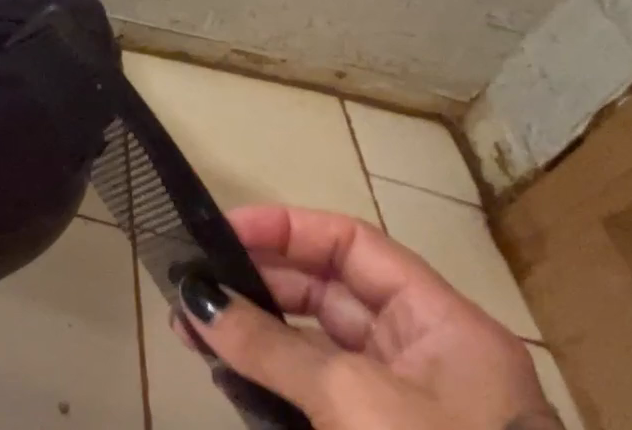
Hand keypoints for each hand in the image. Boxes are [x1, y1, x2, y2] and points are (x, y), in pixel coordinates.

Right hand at [176, 205, 560, 429]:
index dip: (284, 228)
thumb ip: (268, 344)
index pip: (352, 244)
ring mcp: (401, 403)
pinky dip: (265, 375)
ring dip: (249, 332)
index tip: (220, 231)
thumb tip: (195, 298)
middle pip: (325, 290)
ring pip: (311, 343)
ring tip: (188, 331)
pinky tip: (220, 371)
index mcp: (443, 324)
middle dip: (253, 284)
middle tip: (190, 289)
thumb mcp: (350, 398)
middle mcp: (423, 353)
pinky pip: (309, 388)